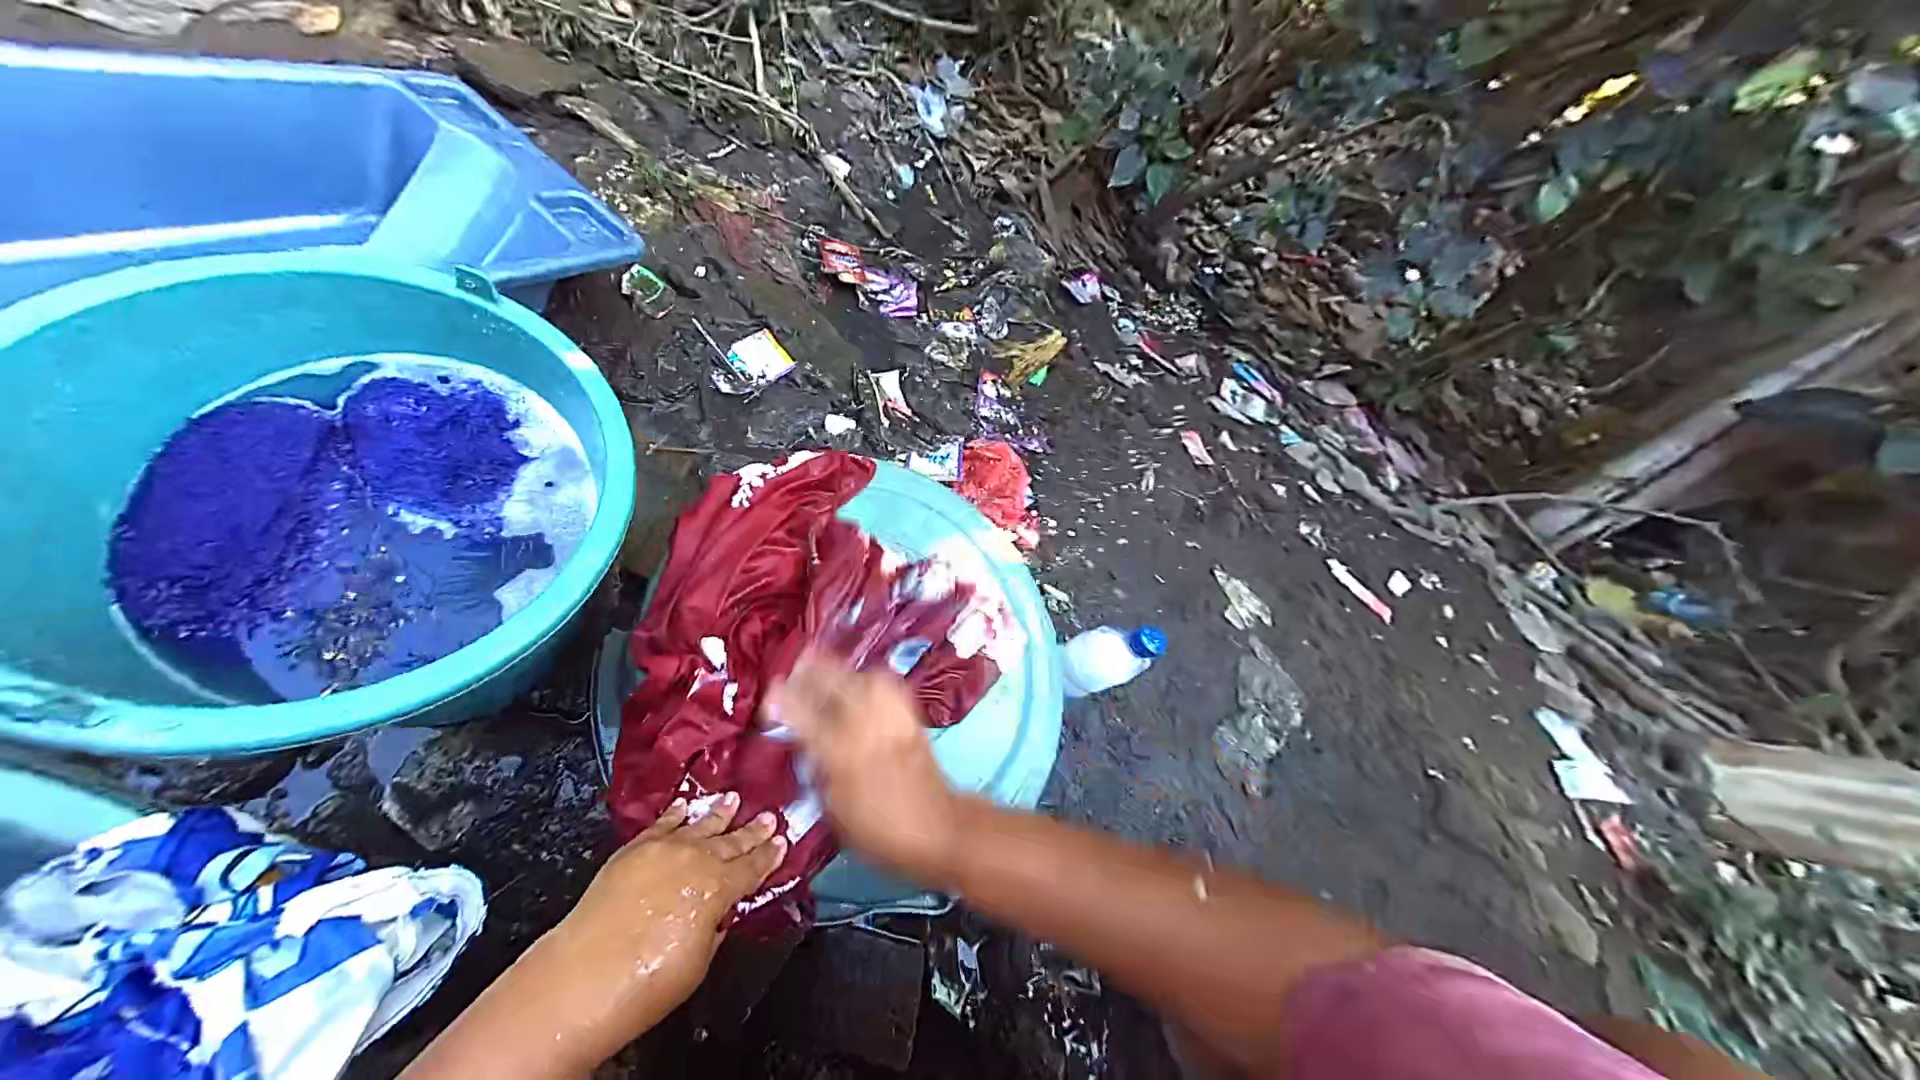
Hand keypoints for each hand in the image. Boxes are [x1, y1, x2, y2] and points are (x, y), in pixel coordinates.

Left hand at [533, 795, 784, 1049]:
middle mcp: (695, 860)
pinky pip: (662, 824)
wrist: (579, 980)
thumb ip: (716, 926)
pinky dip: (675, 814)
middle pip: (732, 841)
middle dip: (752, 830)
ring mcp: (663, 851)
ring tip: (733, 799)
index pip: (754, 866)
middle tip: (769, 816)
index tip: (782, 841)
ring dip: (719, 813)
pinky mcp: (632, 851)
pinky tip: (684, 805)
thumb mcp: (700, 961)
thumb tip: (719, 912)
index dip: (770, 854)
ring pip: (700, 824)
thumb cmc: (646, 983)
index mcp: (719, 887)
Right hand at [765, 657, 962, 880]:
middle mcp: (865, 726)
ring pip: (863, 676)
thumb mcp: (834, 810)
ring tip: (826, 674)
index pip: (803, 714)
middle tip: (795, 672)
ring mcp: (891, 716)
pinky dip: (870, 679)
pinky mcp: (911, 716)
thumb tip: (808, 744)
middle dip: (810, 671)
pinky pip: (887, 684)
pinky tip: (862, 685)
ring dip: (841, 671)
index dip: (782, 699)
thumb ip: (818, 771)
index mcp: (839, 753)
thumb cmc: (880, 832)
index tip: (771, 693)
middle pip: (834, 682)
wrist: (939, 828)